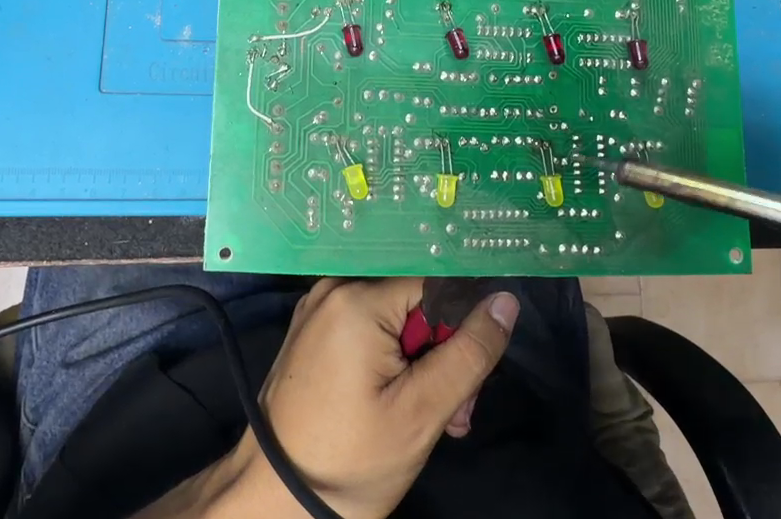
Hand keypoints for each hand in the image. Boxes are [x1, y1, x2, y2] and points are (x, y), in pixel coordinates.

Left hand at [234, 277, 518, 518]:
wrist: (274, 498)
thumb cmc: (351, 458)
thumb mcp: (422, 411)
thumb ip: (469, 352)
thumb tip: (505, 301)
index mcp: (357, 297)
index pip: (437, 283)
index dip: (465, 323)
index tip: (474, 374)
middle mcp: (335, 288)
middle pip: (417, 301)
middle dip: (445, 351)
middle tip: (456, 412)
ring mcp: (320, 309)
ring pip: (397, 318)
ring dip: (423, 361)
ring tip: (433, 418)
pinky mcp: (315, 332)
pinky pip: (370, 329)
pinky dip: (393, 359)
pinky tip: (401, 402)